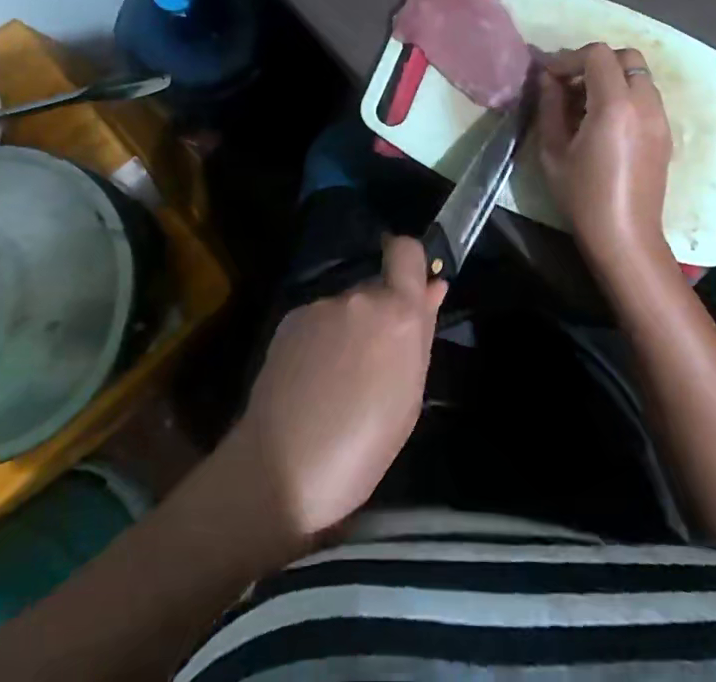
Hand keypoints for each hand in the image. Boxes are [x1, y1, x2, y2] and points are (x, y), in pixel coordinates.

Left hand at [220, 236, 446, 536]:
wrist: (283, 464)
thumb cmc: (364, 445)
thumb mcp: (409, 394)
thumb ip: (420, 333)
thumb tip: (433, 288)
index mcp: (395, 313)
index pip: (406, 251)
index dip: (411, 264)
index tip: (413, 291)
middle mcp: (355, 298)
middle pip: (376, 287)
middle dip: (381, 314)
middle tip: (378, 365)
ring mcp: (316, 307)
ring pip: (345, 307)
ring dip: (350, 329)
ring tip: (341, 381)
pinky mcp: (287, 320)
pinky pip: (318, 320)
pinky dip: (322, 339)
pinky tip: (313, 378)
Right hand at [536, 43, 672, 269]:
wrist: (623, 233)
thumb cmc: (581, 194)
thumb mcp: (553, 150)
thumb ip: (549, 106)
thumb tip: (546, 79)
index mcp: (615, 106)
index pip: (597, 55)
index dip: (568, 58)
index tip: (547, 76)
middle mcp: (645, 103)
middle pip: (625, 57)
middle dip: (593, 62)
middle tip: (566, 84)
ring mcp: (661, 118)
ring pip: (639, 75)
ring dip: (609, 78)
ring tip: (581, 104)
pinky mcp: (664, 132)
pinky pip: (645, 97)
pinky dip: (623, 94)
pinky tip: (600, 121)